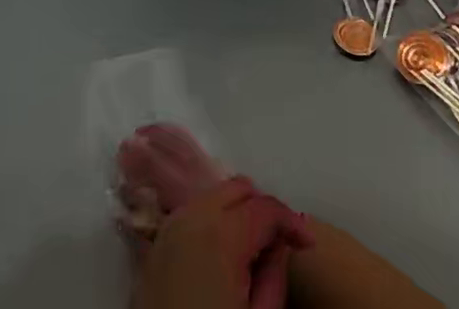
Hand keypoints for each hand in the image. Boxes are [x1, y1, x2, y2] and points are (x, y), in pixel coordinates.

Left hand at [134, 177, 311, 308]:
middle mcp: (191, 220)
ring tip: (249, 249)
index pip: (267, 207)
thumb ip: (275, 270)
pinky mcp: (153, 252)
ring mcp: (167, 233)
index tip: (306, 245)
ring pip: (212, 198)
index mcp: (221, 234)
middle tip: (276, 242)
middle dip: (262, 209)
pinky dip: (210, 223)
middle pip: (238, 188)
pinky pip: (190, 218)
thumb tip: (278, 242)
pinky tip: (220, 255)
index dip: (292, 223)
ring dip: (235, 213)